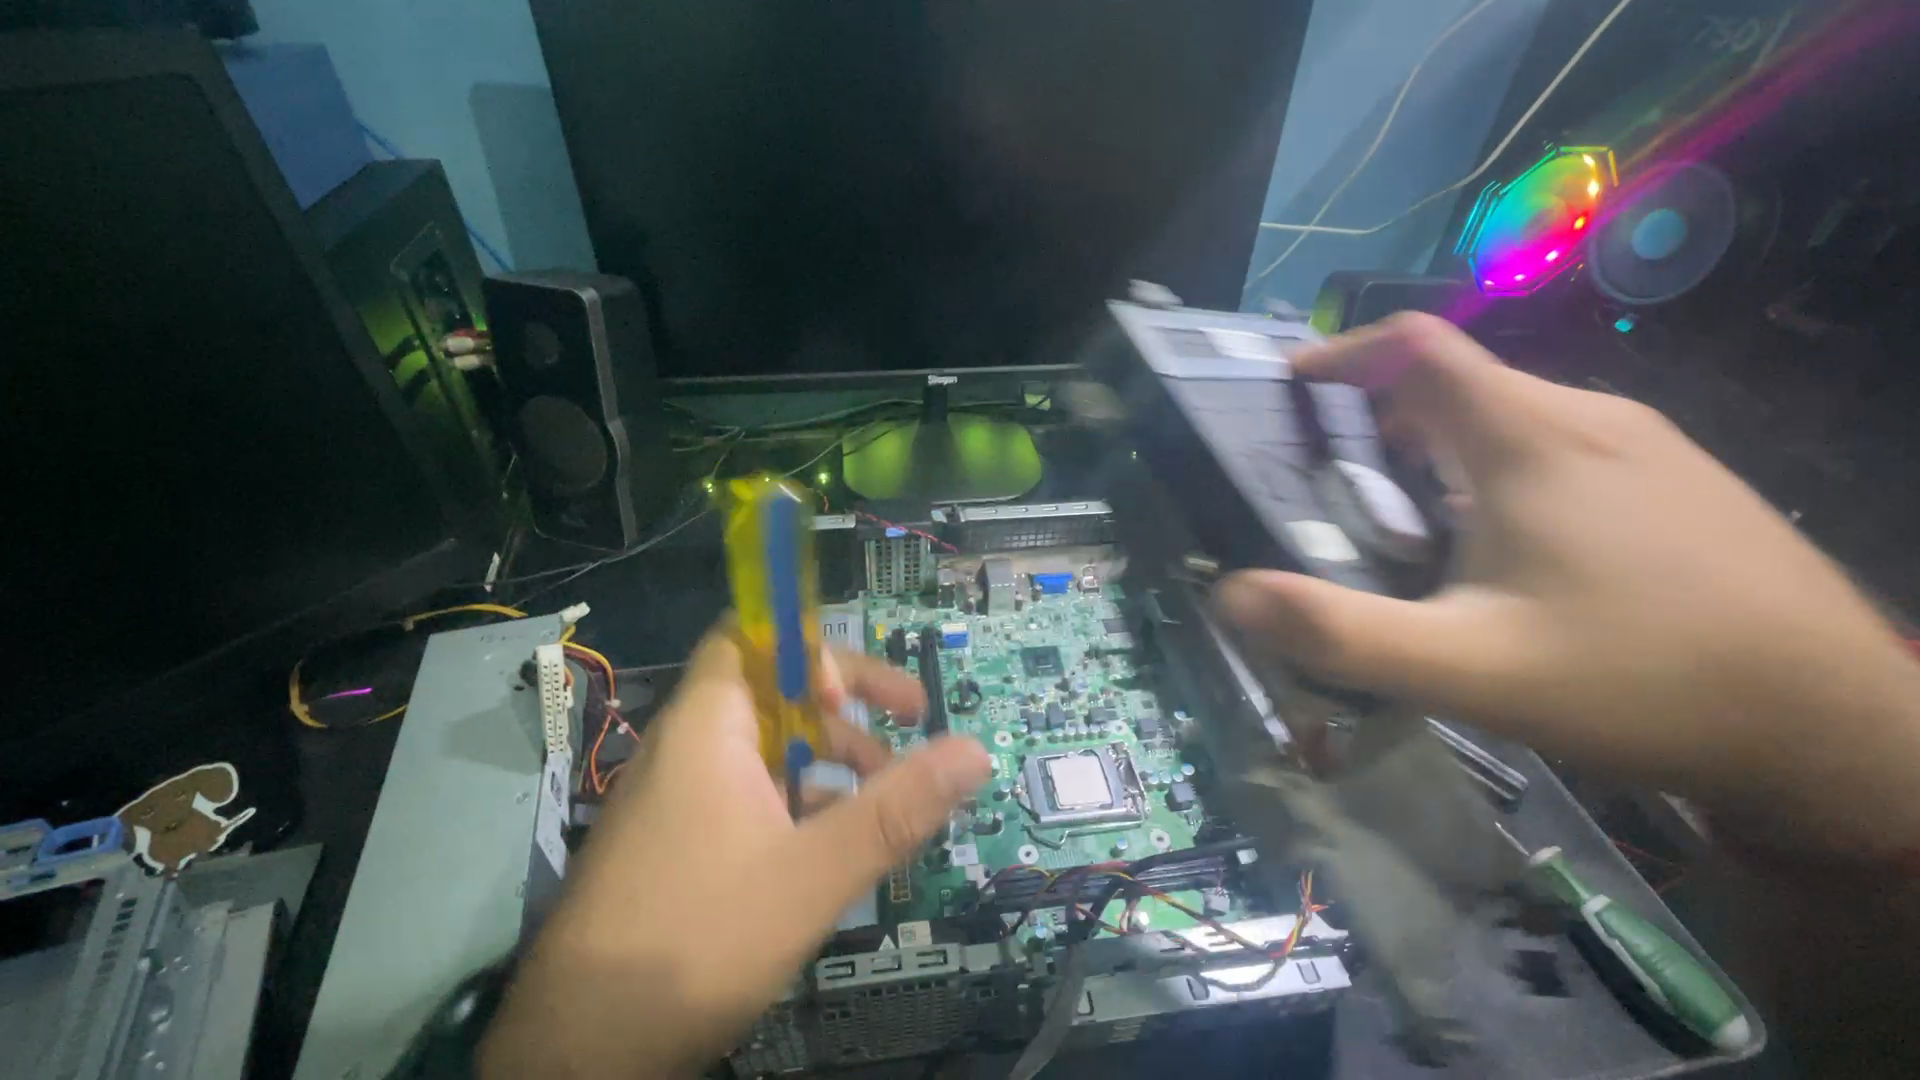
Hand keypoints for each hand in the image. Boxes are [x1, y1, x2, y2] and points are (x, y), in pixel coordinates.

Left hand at [479, 627, 990, 1078]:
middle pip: (772, 690)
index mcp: (707, 727)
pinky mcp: (677, 843)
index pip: (750, 636)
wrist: (580, 1052)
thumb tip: (974, 752)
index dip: (812, 647)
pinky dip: (797, 800)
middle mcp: (687, 748)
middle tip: (909, 725)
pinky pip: (747, 795)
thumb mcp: (815, 874)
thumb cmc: (698, 938)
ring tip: (885, 797)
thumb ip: (896, 810)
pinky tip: (834, 844)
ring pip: (764, 748)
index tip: (862, 694)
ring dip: (828, 758)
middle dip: (844, 706)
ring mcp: (678, 798)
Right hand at [1216, 313, 1919, 855]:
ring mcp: (1644, 445)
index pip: (1416, 346)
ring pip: (1507, 416)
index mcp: (1528, 438)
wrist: (1838, 732)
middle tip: (1328, 486)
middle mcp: (1587, 416)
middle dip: (1375, 418)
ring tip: (1400, 524)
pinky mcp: (1678, 481)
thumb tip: (1229, 596)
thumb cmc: (1638, 682)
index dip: (1341, 353)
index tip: (1288, 390)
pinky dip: (1491, 470)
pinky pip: (1556, 446)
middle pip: (1456, 382)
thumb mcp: (1467, 668)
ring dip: (1433, 449)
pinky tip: (1499, 549)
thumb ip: (1340, 632)